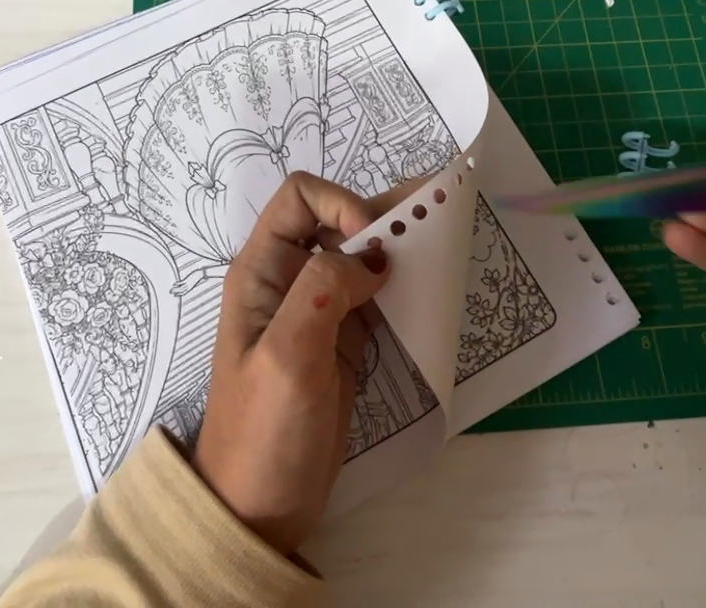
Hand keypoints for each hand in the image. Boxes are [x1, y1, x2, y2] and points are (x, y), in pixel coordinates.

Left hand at [193, 172, 406, 553]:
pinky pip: (375, 292)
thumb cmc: (262, 432)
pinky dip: (403, 280)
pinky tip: (432, 279)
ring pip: (360, 254)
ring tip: (445, 233)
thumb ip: (322, 293)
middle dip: (382, 213)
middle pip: (336, 220)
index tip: (373, 244)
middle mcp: (289, 278)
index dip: (339, 204)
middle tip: (438, 213)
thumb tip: (369, 258)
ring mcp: (318, 307)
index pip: (299, 199)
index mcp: (262, 270)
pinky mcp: (343, 336)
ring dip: (398, 242)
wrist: (260, 507)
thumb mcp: (286, 357)